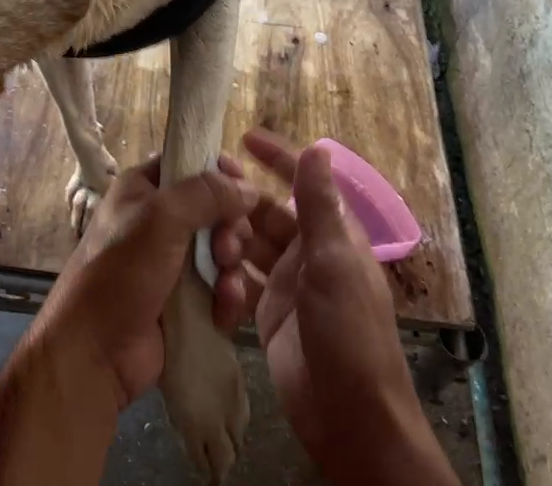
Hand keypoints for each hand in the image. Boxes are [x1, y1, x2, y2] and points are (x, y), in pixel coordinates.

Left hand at [27, 154, 258, 407]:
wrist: (95, 352)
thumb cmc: (121, 273)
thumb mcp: (161, 219)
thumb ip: (205, 194)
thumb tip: (248, 187)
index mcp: (143, 188)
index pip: (189, 163)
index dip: (220, 173)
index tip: (245, 189)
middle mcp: (159, 220)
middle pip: (216, 209)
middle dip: (230, 229)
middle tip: (227, 250)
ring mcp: (173, 261)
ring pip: (223, 250)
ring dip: (232, 268)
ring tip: (224, 287)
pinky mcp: (186, 300)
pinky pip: (221, 287)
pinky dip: (227, 298)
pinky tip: (223, 312)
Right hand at [241, 130, 460, 485]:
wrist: (348, 414)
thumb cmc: (349, 332)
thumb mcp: (333, 263)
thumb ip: (320, 207)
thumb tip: (317, 148)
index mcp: (332, 236)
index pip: (304, 183)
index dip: (277, 158)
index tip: (243, 138)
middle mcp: (309, 254)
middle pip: (267, 215)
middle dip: (239, 204)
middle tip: (203, 195)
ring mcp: (288, 285)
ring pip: (249, 248)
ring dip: (229, 244)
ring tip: (210, 247)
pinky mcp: (269, 314)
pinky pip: (241, 285)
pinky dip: (226, 281)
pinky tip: (211, 283)